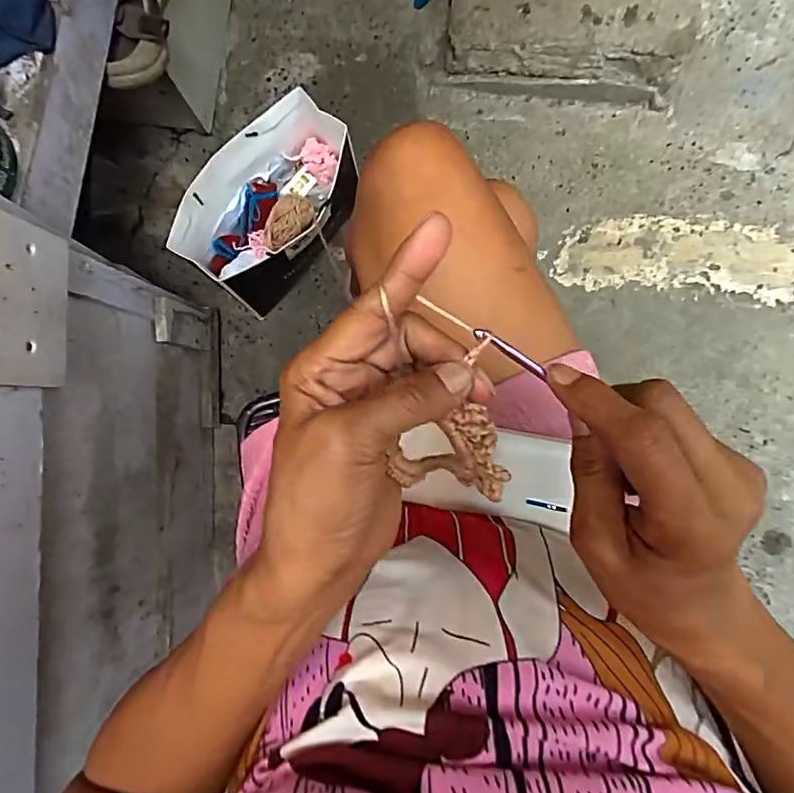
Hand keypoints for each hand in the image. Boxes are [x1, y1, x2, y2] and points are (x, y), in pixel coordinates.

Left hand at [256, 213, 492, 612]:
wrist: (317, 564)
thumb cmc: (315, 503)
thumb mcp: (353, 442)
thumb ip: (406, 400)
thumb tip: (463, 373)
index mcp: (320, 368)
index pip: (370, 309)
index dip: (406, 269)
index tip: (438, 228)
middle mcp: (344, 375)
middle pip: (403, 333)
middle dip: (441, 345)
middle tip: (473, 376)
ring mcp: (369, 401)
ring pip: (420, 364)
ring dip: (451, 372)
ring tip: (478, 397)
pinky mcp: (391, 427)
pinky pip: (426, 395)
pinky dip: (449, 395)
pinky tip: (468, 406)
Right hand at [547, 366, 767, 664]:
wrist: (704, 607)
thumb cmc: (642, 587)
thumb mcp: (594, 544)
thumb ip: (590, 477)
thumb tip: (581, 416)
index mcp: (691, 520)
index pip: (645, 439)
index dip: (598, 401)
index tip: (556, 378)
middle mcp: (729, 484)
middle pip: (660, 404)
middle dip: (610, 405)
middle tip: (587, 442)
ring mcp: (740, 469)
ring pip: (668, 406)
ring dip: (627, 420)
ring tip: (620, 471)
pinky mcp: (738, 459)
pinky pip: (676, 420)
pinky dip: (646, 432)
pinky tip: (643, 473)